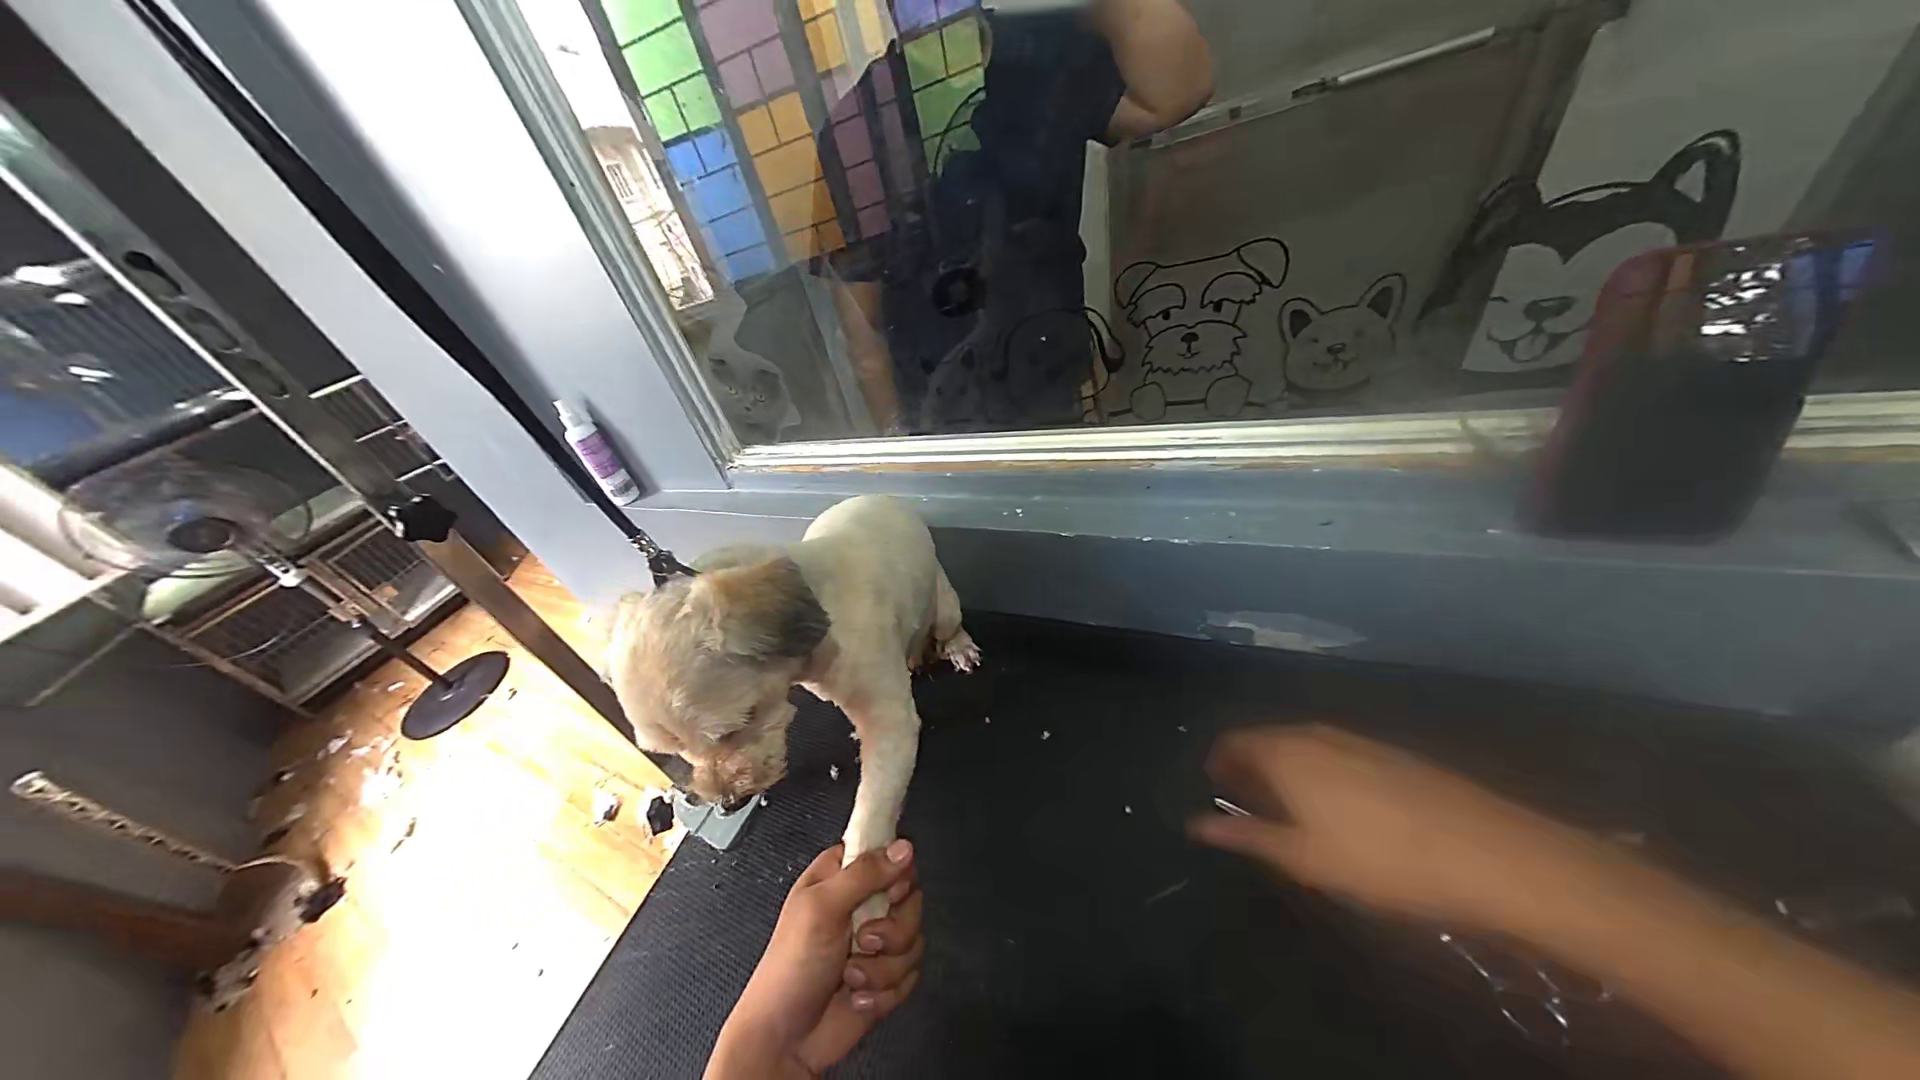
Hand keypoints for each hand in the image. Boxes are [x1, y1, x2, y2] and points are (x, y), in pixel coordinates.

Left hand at [706, 840, 924, 1079]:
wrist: (786, 1039)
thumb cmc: (792, 965)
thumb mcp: (822, 908)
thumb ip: (865, 874)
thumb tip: (904, 847)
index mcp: (843, 874)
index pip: (889, 852)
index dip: (896, 871)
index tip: (888, 891)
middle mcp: (864, 901)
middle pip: (911, 897)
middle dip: (892, 928)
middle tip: (862, 940)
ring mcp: (877, 939)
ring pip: (914, 937)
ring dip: (883, 966)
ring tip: (850, 975)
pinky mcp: (887, 974)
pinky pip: (911, 972)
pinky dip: (885, 990)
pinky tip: (857, 996)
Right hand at [1188, 725, 1614, 931]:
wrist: (1491, 853)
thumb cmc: (1381, 859)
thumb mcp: (1304, 858)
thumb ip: (1245, 835)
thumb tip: (1195, 824)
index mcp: (1285, 752)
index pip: (1233, 741)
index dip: (1218, 762)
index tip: (1214, 787)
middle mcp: (1314, 733)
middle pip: (1266, 738)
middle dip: (1250, 765)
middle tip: (1249, 802)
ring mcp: (1357, 738)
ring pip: (1302, 744)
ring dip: (1285, 766)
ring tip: (1291, 808)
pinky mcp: (1391, 751)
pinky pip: (1335, 751)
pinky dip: (1320, 768)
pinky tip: (1342, 806)